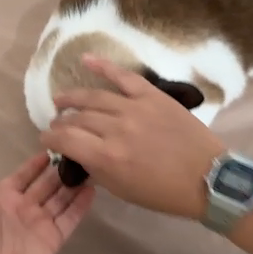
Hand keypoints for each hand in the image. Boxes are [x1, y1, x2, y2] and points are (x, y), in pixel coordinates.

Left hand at [0, 144, 96, 253]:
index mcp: (2, 197)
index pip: (23, 175)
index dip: (37, 163)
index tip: (54, 146)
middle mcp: (23, 208)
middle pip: (46, 185)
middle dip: (60, 171)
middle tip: (80, 153)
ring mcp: (39, 225)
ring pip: (61, 199)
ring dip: (73, 185)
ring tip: (91, 167)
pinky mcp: (54, 240)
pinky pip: (70, 219)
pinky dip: (81, 205)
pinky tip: (93, 190)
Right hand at [39, 55, 225, 219]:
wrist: (207, 178)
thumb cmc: (164, 193)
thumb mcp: (122, 190)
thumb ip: (96, 169)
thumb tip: (79, 154)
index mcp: (107, 157)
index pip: (65, 140)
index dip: (49, 138)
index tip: (45, 139)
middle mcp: (116, 129)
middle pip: (77, 118)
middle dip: (61, 122)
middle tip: (56, 124)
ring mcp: (134, 108)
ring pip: (94, 97)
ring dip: (73, 98)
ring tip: (61, 100)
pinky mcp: (152, 96)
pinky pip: (123, 76)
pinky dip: (103, 66)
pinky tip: (85, 60)